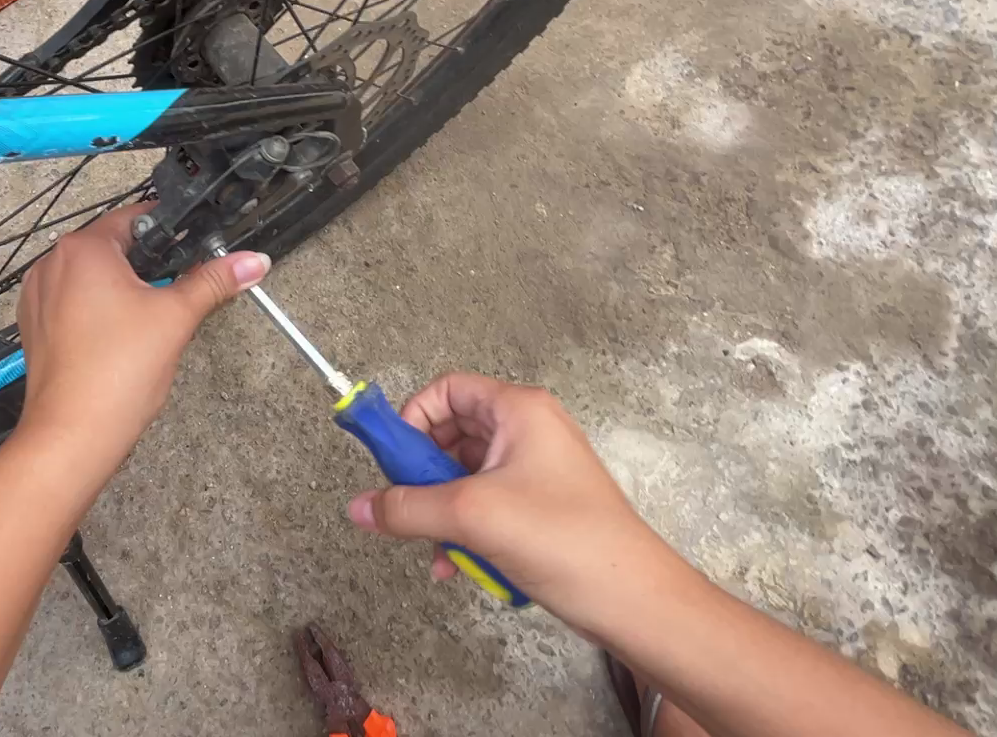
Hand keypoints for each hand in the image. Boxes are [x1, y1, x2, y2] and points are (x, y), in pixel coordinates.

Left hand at [14, 204, 268, 466]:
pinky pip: (72, 303)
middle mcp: (52, 264)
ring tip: (145, 321)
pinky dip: (96, 311)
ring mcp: (39, 296)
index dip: (168, 231)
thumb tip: (251, 261)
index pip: (134, 217)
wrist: (73, 435)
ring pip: (91, 277)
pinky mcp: (36, 326)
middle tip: (173, 292)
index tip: (190, 245)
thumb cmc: (114, 374)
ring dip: (120, 289)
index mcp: (84, 249)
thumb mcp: (176, 317)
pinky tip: (118, 339)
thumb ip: (214, 281)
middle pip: (112, 247)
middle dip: (146, 266)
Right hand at [345, 372, 696, 634]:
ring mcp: (534, 468)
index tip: (396, 459)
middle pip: (450, 432)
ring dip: (440, 509)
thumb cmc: (564, 540)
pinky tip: (456, 566)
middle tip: (409, 503)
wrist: (639, 607)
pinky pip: (483, 502)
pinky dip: (464, 528)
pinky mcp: (539, 505)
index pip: (446, 389)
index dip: (414, 417)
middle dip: (424, 473)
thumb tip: (356, 507)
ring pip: (463, 473)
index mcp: (518, 410)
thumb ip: (406, 507)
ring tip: (435, 546)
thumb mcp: (471, 516)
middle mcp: (527, 429)